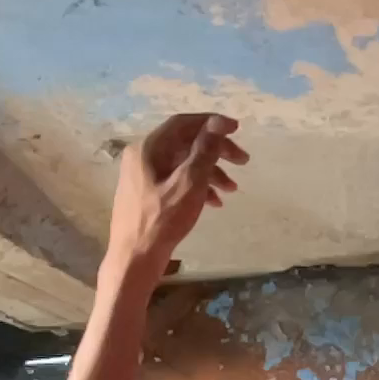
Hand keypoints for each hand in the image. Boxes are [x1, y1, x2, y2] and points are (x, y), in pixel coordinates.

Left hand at [106, 113, 246, 279]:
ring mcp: (144, 175)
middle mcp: (144, 155)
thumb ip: (205, 151)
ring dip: (211, 171)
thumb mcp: (190, 183)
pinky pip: (177, 179)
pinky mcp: (148, 193)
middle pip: (186, 143)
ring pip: (183, 163)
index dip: (212, 124)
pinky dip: (198, 185)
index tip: (237, 129)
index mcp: (150, 147)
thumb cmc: (162, 219)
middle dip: (216, 151)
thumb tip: (218, 123)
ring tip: (232, 189)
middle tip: (243, 161)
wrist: (135, 256)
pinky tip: (214, 202)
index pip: (184, 123)